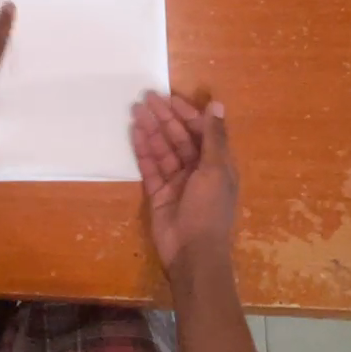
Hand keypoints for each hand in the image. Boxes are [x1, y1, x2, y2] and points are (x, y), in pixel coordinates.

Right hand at [131, 91, 237, 273]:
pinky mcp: (158, 193)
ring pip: (163, 149)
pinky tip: (133, 132)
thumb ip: (214, 137)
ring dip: (151, 130)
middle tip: (146, 97)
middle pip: (180, 138)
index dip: (187, 114)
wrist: (192, 254)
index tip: (170, 98)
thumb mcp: (216, 170)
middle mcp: (197, 170)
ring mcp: (176, 182)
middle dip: (165, 118)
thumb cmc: (209, 210)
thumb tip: (217, 103)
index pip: (201, 132)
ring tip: (135, 110)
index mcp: (216, 165)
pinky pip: (150, 166)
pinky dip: (142, 149)